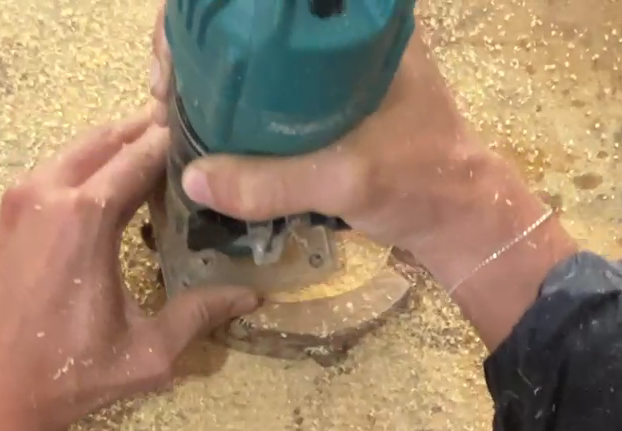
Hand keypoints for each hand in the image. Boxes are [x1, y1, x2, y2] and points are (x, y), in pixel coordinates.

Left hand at [0, 114, 258, 430]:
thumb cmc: (70, 377)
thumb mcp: (147, 352)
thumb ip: (199, 315)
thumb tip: (251, 296)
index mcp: (85, 216)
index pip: (142, 154)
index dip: (177, 144)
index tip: (209, 144)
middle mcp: (47, 191)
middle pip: (107, 138)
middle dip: (147, 135)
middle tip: (188, 147)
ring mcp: (17, 199)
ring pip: (75, 151)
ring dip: (114, 150)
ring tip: (154, 167)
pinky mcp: (2, 217)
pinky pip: (51, 173)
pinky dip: (84, 171)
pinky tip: (109, 195)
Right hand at [150, 19, 573, 345]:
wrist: (457, 218)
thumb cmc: (421, 182)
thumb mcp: (346, 180)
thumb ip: (274, 182)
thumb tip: (193, 179)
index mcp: (351, 19)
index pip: (265, 0)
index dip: (205, 13)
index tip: (173, 54)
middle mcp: (334, 33)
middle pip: (247, 22)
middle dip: (197, 49)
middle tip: (164, 92)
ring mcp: (325, 72)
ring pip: (252, 61)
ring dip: (209, 81)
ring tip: (174, 113)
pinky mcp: (320, 108)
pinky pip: (263, 98)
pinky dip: (231, 111)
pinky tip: (207, 134)